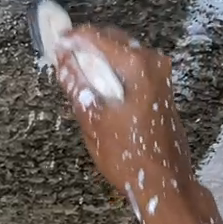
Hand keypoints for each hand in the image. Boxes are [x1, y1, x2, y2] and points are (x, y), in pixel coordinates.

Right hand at [48, 24, 196, 221]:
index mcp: (137, 66)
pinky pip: (133, 64)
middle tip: (64, 58)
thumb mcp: (92, 120)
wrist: (167, 185)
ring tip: (77, 71)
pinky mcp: (163, 86)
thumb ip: (76, 84)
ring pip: (123, 50)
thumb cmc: (128, 156)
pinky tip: (98, 83)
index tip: (55, 43)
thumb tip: (62, 58)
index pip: (97, 37)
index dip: (73, 38)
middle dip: (87, 44)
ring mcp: (161, 73)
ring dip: (100, 56)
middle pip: (113, 38)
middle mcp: (153, 62)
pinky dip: (113, 67)